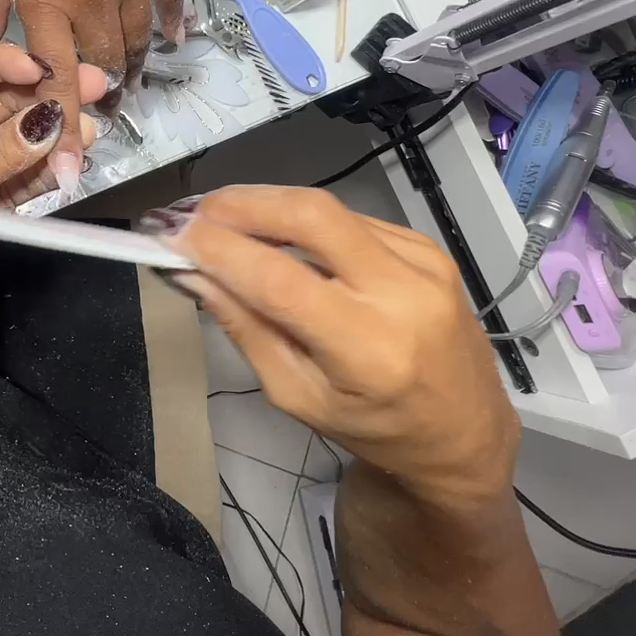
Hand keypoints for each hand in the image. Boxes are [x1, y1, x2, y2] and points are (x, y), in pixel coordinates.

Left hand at [0, 0, 183, 194]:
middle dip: (98, 94)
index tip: (67, 171)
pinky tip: (169, 41)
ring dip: (129, 64)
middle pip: (103, 64)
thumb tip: (3, 38)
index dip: (61, 131)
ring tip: (125, 82)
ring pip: (137, 37)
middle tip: (93, 109)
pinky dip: (169, 23)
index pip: (56, 80)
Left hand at [0, 43, 107, 326]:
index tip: (46, 67)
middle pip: (5, 96)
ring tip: (88, 136)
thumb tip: (52, 119)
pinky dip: (49, 169)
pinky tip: (72, 168)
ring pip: (22, 134)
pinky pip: (27, 171)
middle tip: (97, 88)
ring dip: (55, 134)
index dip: (6, 60)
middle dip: (46, 95)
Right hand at [148, 187, 519, 509]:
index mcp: (369, 350)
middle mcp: (404, 295)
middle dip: (238, 203)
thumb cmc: (373, 427)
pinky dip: (296, 218)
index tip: (169, 235)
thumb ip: (241, 325)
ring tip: (215, 217)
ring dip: (261, 204)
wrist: (466, 433)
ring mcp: (422, 263)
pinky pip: (345, 216)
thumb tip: (188, 270)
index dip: (217, 248)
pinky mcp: (425, 246)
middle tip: (191, 211)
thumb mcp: (294, 393)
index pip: (278, 279)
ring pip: (324, 206)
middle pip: (309, 214)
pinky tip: (271, 234)